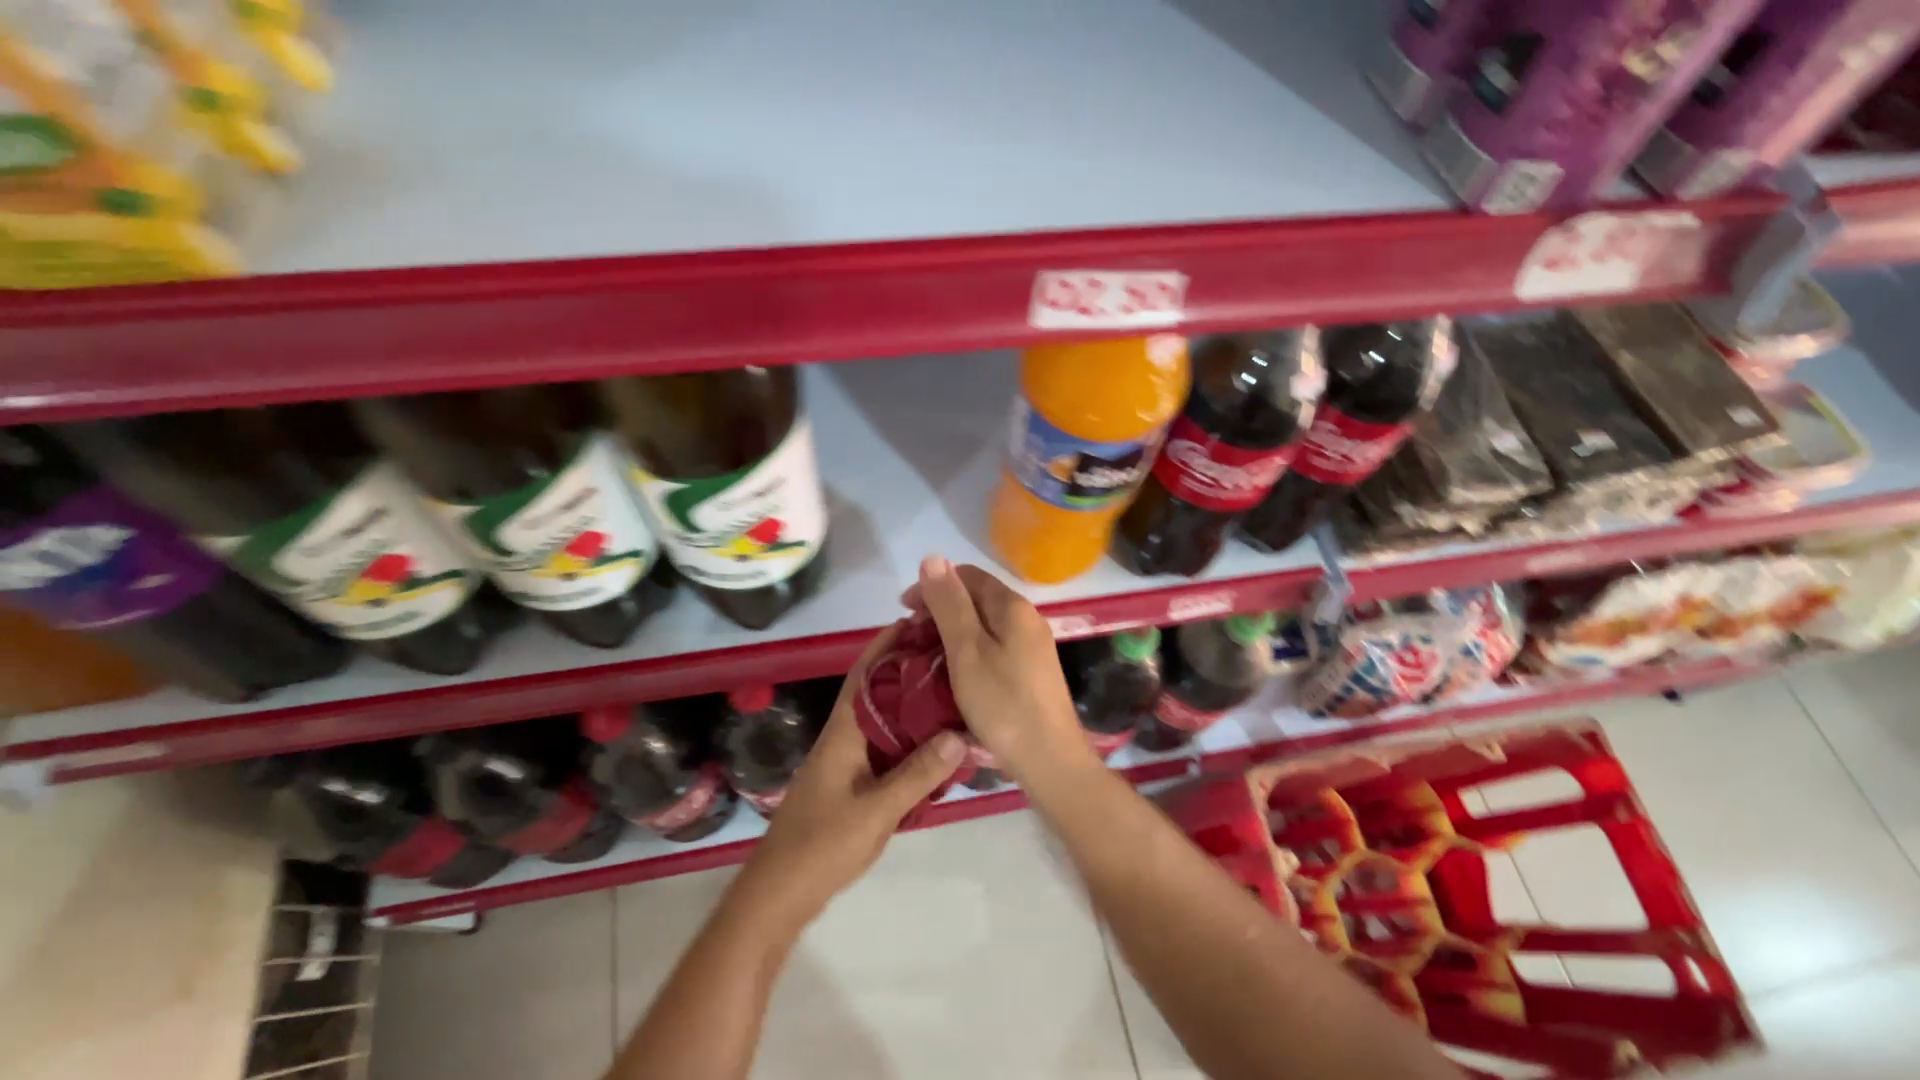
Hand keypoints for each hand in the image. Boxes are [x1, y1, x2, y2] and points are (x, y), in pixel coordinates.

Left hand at [729, 624, 966, 933]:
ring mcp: (846, 766)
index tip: (922, 621)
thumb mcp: (876, 812)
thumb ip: (917, 774)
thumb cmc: (821, 847)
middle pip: (878, 695)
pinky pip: (886, 753)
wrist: (779, 894)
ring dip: (913, 709)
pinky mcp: (851, 788)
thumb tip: (958, 733)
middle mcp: (843, 740)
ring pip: (884, 725)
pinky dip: (911, 745)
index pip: (866, 674)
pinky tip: (939, 750)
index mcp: (843, 734)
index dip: (888, 644)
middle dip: (910, 672)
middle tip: (955, 658)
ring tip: (956, 696)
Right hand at [903, 555, 1097, 781]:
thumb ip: (949, 604)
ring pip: (984, 625)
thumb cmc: (1002, 703)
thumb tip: (932, 558)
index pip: (967, 576)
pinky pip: (993, 648)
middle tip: (910, 639)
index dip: (932, 587)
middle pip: (976, 599)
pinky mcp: (1031, 672)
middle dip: (939, 611)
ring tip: (925, 658)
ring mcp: (1032, 646)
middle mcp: (1027, 619)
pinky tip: (953, 675)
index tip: (903, 612)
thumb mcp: (967, 650)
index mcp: (1012, 607)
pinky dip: (967, 652)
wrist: (1048, 759)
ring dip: (951, 634)